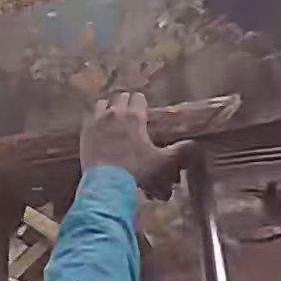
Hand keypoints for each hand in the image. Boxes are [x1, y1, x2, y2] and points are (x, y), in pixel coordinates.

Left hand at [80, 92, 195, 195]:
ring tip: (112, 118)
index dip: (141, 103)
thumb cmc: (137, 171)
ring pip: (103, 103)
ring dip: (109, 107)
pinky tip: (98, 126)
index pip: (138, 98)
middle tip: (129, 115)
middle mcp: (116, 113)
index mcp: (135, 117)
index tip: (143, 112)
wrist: (107, 182)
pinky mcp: (85, 129)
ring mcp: (98, 120)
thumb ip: (179, 151)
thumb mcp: (162, 162)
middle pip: (121, 97)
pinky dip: (95, 117)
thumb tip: (194, 144)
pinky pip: (89, 115)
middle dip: (126, 103)